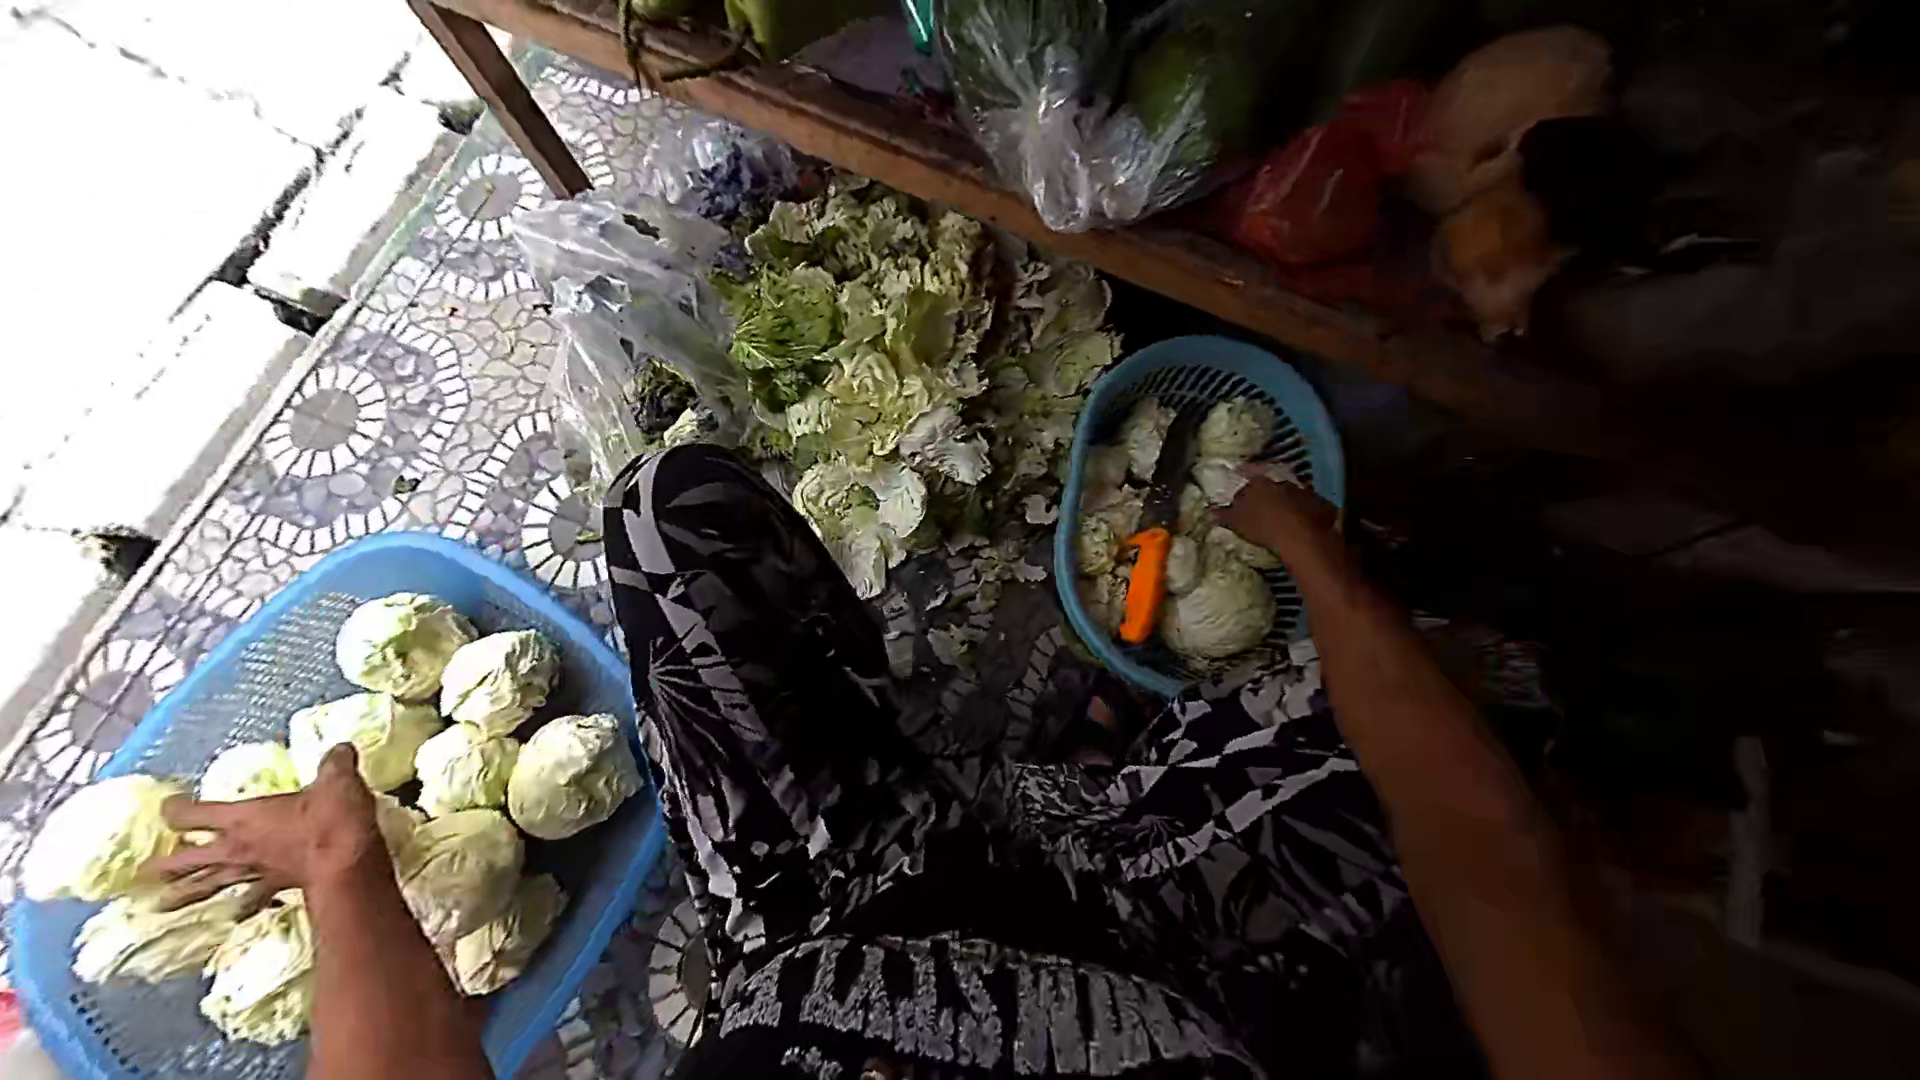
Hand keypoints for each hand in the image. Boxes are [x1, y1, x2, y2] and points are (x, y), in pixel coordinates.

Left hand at [142, 744, 384, 911]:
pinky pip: (250, 900)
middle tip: (149, 865)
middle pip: (183, 860)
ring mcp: (252, 870)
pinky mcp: (274, 886)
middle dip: (164, 862)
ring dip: (183, 894)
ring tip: (162, 904)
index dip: (176, 808)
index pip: (191, 814)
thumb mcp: (339, 780)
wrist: (347, 860)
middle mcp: (235, 847)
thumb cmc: (333, 817)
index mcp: (242, 819)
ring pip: (204, 885)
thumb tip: (339, 748)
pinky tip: (235, 913)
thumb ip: (335, 762)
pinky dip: (240, 906)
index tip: (171, 803)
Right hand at [1214, 463, 1338, 555]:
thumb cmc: (1263, 527)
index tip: (1238, 473)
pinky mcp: (1322, 506)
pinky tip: (1301, 523)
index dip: (1243, 473)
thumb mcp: (1236, 522)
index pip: (1249, 472)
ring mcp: (1304, 492)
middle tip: (1260, 500)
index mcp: (1260, 482)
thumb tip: (1209, 510)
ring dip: (1287, 500)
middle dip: (1267, 490)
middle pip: (1272, 482)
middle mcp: (1283, 481)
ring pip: (1292, 493)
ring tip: (1281, 514)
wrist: (1302, 538)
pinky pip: (1310, 506)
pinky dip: (1304, 512)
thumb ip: (1223, 514)